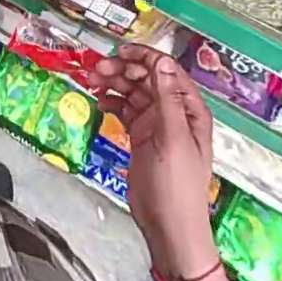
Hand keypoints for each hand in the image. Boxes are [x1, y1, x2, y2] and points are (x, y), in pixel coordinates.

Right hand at [92, 44, 220, 278]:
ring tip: (92, 81)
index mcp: (188, 108)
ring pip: (132, 93)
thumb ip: (166, 98)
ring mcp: (156, 124)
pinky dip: (112, 103)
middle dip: (123, 70)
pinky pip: (125, 110)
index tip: (120, 53)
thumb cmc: (177, 187)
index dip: (144, 58)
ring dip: (114, 84)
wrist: (169, 227)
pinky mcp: (141, 136)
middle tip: (98, 70)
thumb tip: (160, 63)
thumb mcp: (173, 138)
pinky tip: (100, 101)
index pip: (166, 71)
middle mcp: (173, 112)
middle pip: (146, 79)